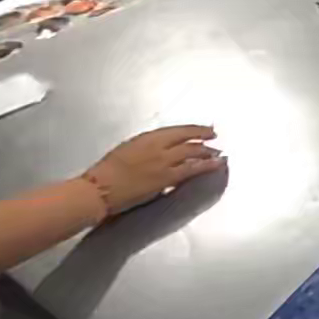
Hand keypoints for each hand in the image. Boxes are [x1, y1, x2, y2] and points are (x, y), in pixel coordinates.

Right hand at [81, 125, 223, 214]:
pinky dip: (203, 167)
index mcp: (148, 137)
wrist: (99, 188)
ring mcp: (164, 162)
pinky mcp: (166, 178)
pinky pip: (189, 170)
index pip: (179, 130)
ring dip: (208, 153)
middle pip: (189, 140)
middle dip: (205, 139)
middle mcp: (159, 146)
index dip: (195, 129)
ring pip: (193, 154)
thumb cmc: (108, 169)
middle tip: (215, 139)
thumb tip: (166, 147)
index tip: (207, 130)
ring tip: (218, 155)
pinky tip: (213, 166)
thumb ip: (149, 146)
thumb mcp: (130, 148)